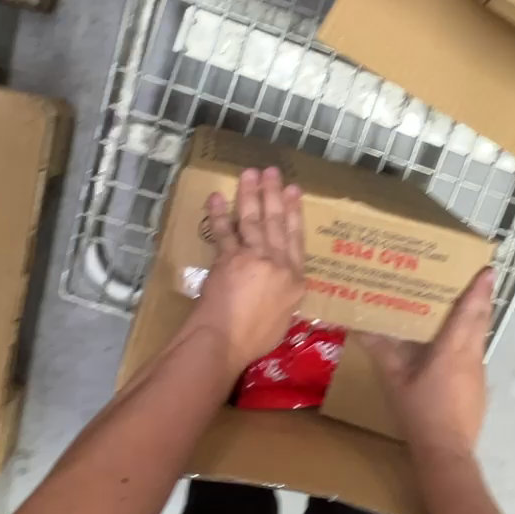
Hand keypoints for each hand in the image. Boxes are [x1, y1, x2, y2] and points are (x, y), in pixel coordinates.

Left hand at [193, 167, 306, 369]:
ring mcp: (251, 258)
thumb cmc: (256, 340)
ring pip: (252, 220)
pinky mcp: (227, 259)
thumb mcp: (286, 318)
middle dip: (274, 194)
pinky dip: (219, 213)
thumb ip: (286, 295)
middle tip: (272, 171)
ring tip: (250, 173)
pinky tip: (218, 197)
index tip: (295, 190)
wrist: (225, 342)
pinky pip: (224, 231)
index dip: (295, 212)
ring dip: (250, 194)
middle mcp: (276, 263)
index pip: (296, 238)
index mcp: (295, 279)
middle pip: (276, 222)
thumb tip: (283, 285)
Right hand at [359, 268, 493, 459]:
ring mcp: (479, 373)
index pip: (469, 311)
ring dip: (476, 319)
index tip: (487, 269)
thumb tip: (360, 328)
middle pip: (480, 320)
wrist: (447, 452)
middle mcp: (471, 356)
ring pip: (480, 338)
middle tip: (476, 277)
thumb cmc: (420, 413)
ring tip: (462, 305)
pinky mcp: (480, 387)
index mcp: (453, 349)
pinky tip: (454, 347)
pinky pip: (476, 354)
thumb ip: (381, 352)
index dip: (478, 289)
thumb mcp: (395, 381)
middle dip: (481, 298)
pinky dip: (470, 341)